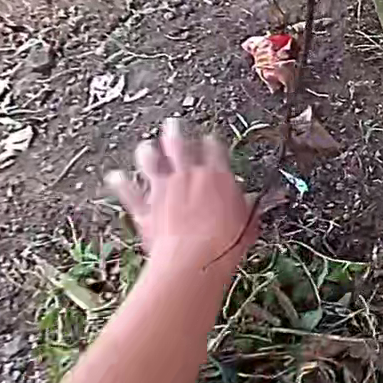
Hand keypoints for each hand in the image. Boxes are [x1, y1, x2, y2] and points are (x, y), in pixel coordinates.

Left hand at [107, 118, 256, 280]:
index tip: (208, 138)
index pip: (214, 150)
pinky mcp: (145, 207)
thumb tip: (266, 199)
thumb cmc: (224, 241)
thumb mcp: (249, 221)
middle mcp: (187, 176)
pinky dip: (121, 183)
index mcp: (216, 175)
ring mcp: (163, 189)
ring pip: (151, 162)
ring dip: (148, 152)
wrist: (194, 258)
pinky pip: (130, 192)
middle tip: (172, 123)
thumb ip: (252, 205)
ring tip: (146, 145)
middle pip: (179, 146)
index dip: (210, 142)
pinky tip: (115, 175)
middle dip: (175, 132)